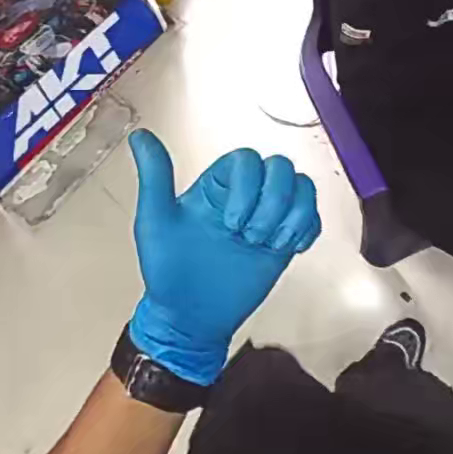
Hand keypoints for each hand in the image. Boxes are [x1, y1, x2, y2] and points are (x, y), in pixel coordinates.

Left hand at [125, 129, 320, 384]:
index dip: (247, 188)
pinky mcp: (284, 240)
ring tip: (270, 244)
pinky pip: (313, 217)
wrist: (190, 318)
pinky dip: (307, 229)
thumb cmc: (168, 269)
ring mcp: (267, 217)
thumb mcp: (156, 222)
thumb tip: (140, 135)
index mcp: (216, 184)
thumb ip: (154, 177)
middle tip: (251, 238)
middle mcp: (245, 194)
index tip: (230, 224)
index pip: (248, 159)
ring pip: (302, 186)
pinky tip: (287, 249)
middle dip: (273, 203)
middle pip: (280, 167)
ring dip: (293, 216)